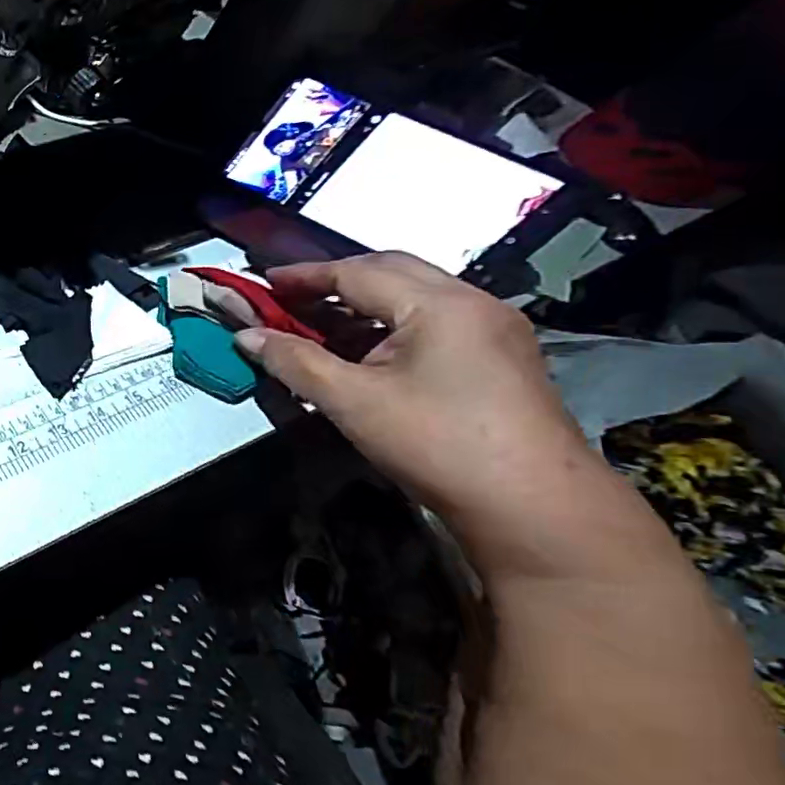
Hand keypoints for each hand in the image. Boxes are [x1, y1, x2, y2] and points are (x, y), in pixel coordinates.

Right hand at [236, 252, 670, 580]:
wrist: (538, 513)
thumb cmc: (440, 447)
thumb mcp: (354, 403)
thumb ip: (296, 362)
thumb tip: (246, 337)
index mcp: (438, 304)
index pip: (355, 272)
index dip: (304, 276)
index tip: (266, 282)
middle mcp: (471, 303)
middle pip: (389, 271)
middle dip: (335, 281)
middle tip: (291, 297)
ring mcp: (492, 328)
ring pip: (414, 296)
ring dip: (363, 304)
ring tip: (320, 324)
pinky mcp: (501, 356)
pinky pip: (434, 321)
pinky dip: (391, 325)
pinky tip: (367, 350)